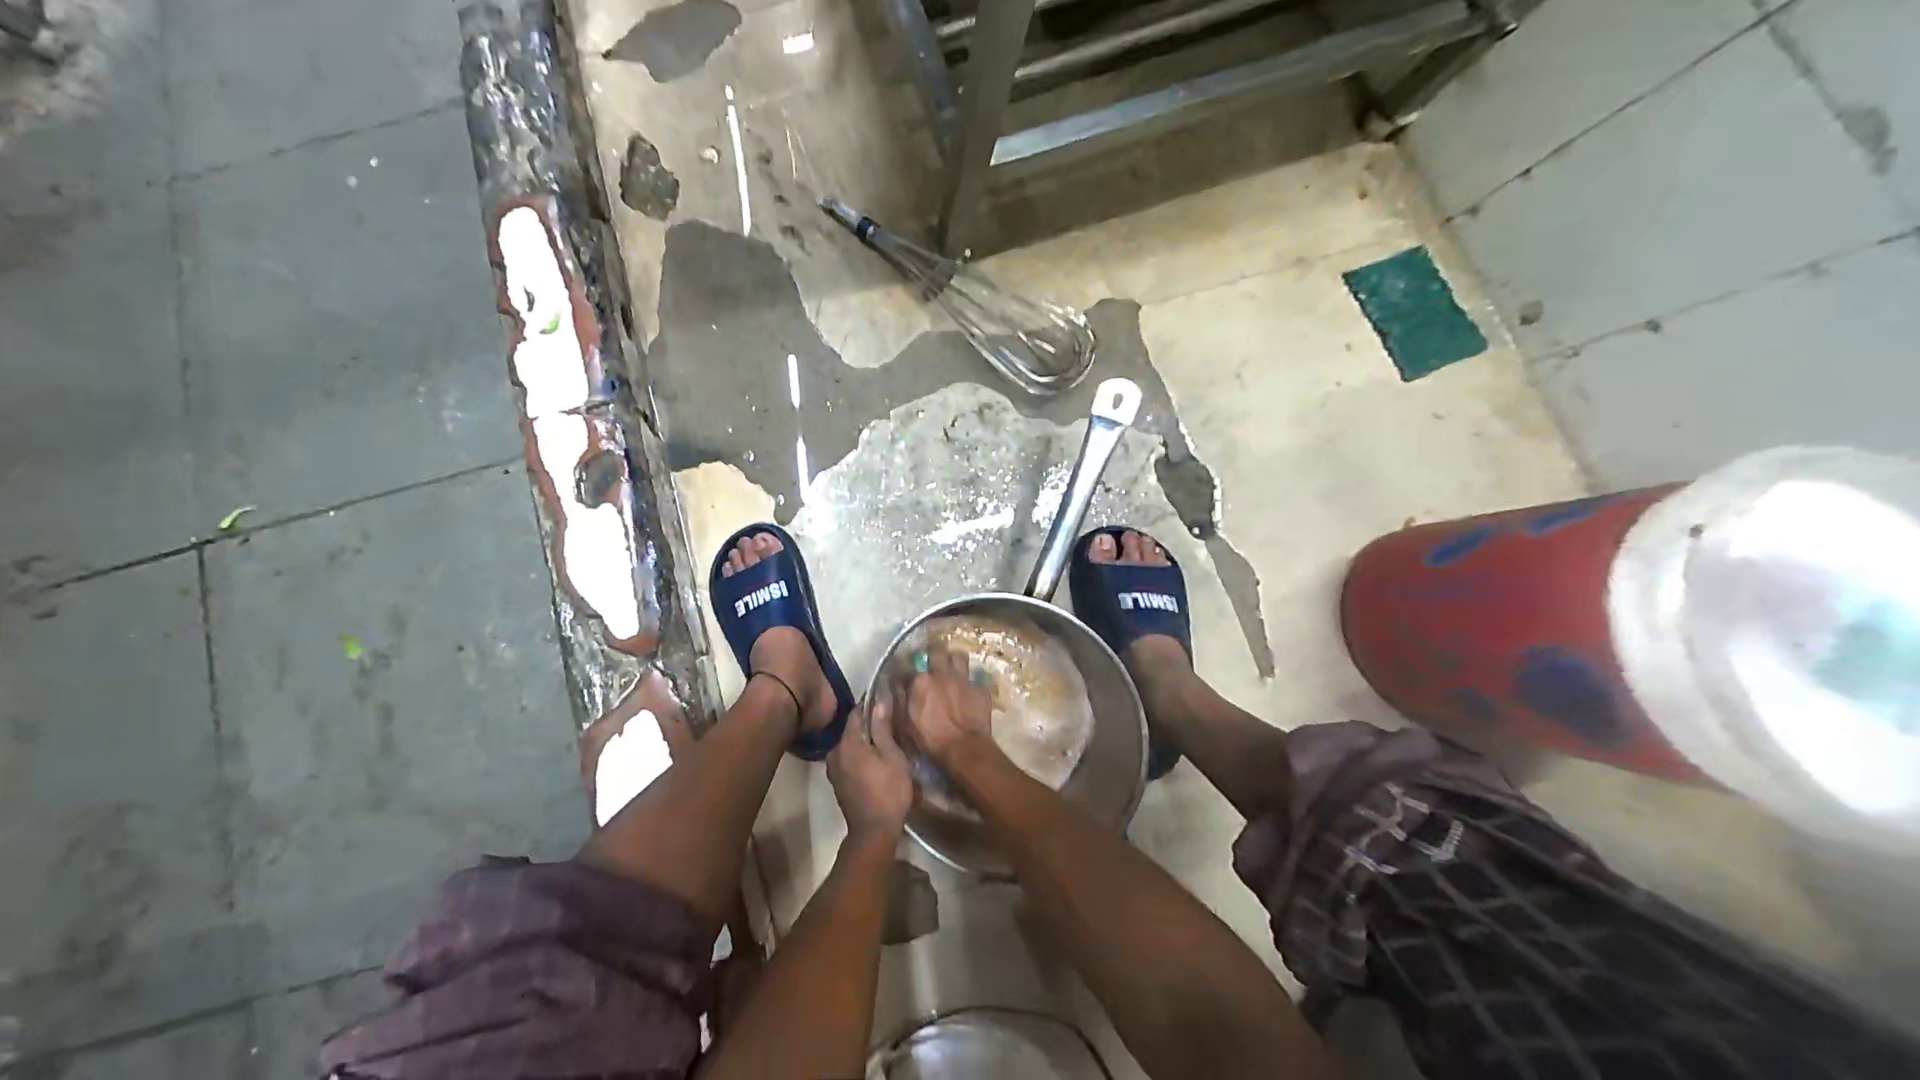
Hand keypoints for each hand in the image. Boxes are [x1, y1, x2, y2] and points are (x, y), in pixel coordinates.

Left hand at [827, 696, 913, 841]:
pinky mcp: (838, 782)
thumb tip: (879, 699)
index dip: (871, 704)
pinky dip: (861, 755)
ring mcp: (834, 769)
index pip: (857, 712)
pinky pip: (849, 759)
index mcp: (847, 743)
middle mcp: (834, 752)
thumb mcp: (892, 755)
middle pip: (852, 729)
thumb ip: (883, 727)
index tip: (886, 700)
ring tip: (885, 740)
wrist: (873, 831)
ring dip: (864, 741)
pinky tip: (876, 759)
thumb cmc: (888, 790)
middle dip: (868, 723)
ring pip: (850, 745)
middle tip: (889, 720)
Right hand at [904, 651, 993, 764]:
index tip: (908, 673)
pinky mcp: (980, 688)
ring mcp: (963, 679)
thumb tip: (893, 683)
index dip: (909, 668)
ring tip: (951, 668)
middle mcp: (942, 673)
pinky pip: (974, 678)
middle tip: (933, 662)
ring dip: (953, 661)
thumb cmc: (930, 739)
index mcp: (921, 681)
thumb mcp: (905, 723)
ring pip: (958, 657)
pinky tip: (968, 689)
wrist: (964, 748)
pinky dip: (970, 682)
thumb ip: (898, 699)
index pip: (910, 665)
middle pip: (937, 652)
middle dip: (934, 654)